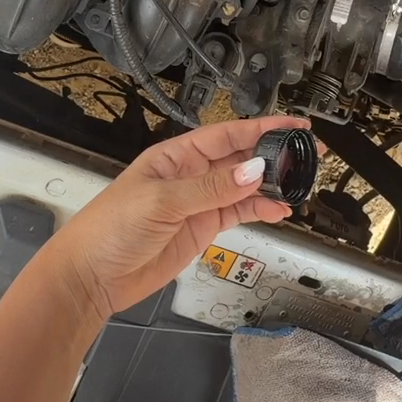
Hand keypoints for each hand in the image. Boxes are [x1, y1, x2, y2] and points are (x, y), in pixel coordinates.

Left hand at [44, 116, 307, 320]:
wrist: (92, 276)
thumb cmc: (111, 229)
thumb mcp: (162, 202)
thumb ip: (211, 187)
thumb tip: (254, 170)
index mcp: (177, 155)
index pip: (227, 134)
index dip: (263, 127)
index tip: (295, 125)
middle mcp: (191, 173)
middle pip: (240, 157)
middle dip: (274, 154)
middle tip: (309, 154)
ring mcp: (198, 201)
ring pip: (244, 185)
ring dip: (271, 184)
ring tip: (300, 184)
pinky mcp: (202, 227)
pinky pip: (238, 211)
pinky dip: (260, 209)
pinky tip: (279, 208)